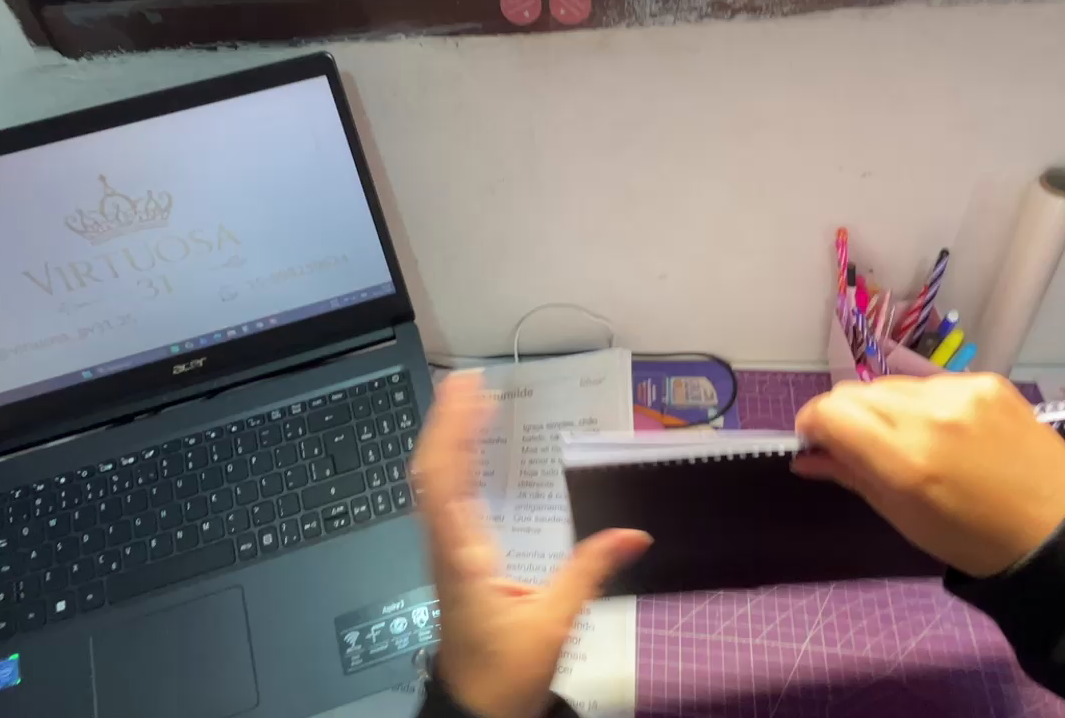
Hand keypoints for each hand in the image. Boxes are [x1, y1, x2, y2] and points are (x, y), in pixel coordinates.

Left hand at [413, 371, 651, 717]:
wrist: (471, 711)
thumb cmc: (504, 673)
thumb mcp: (553, 625)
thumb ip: (590, 573)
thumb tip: (634, 533)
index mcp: (463, 554)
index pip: (448, 480)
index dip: (454, 430)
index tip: (470, 392)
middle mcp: (444, 542)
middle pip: (432, 469)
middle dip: (447, 420)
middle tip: (468, 380)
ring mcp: (441, 546)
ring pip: (430, 480)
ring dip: (445, 436)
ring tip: (465, 399)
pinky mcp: (448, 552)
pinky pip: (440, 495)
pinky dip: (450, 460)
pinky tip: (466, 446)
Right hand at [793, 373, 1064, 577]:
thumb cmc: (973, 539)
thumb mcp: (902, 516)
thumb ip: (849, 474)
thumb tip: (805, 457)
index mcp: (903, 458)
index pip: (828, 411)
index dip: (811, 423)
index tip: (816, 442)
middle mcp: (927, 413)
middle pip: (853, 392)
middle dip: (845, 416)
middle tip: (860, 446)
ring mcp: (959, 391)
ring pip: (889, 384)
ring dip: (884, 408)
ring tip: (911, 440)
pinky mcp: (985, 380)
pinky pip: (930, 382)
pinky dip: (924, 402)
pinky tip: (947, 431)